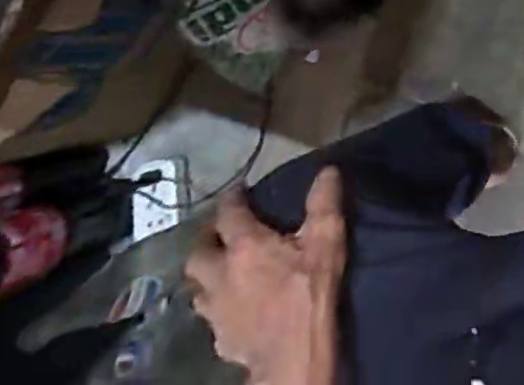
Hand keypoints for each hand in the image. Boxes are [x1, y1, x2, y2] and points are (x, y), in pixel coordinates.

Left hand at [186, 168, 345, 384]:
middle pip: (198, 252)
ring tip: (220, 267)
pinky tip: (231, 304)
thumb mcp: (326, 238)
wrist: (293, 354)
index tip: (237, 189)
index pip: (228, 214)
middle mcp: (220, 274)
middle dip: (206, 238)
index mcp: (245, 246)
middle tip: (221, 230)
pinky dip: (216, 302)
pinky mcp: (219, 336)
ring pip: (196, 286)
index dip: (231, 198)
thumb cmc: (309, 290)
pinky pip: (209, 313)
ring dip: (205, 273)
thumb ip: (324, 201)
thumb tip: (326, 170)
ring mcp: (215, 309)